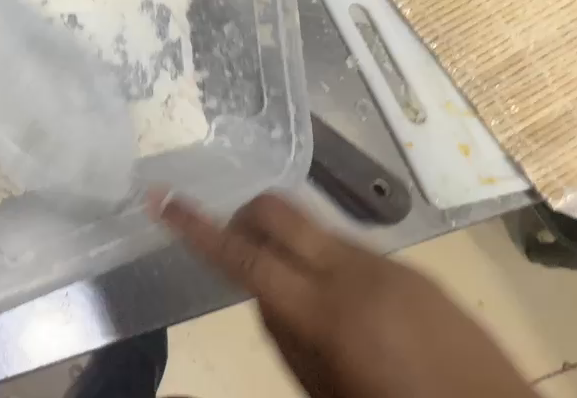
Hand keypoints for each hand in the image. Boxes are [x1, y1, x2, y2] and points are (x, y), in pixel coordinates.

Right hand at [153, 190, 536, 397]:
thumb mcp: (327, 394)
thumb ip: (285, 337)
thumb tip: (261, 291)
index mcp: (326, 314)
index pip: (243, 256)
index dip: (196, 227)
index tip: (160, 198)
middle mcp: (354, 273)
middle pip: (275, 209)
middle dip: (242, 215)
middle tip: (235, 244)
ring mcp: (389, 266)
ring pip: (313, 226)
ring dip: (288, 244)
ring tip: (300, 293)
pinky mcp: (416, 271)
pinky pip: (351, 248)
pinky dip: (328, 263)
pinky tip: (350, 309)